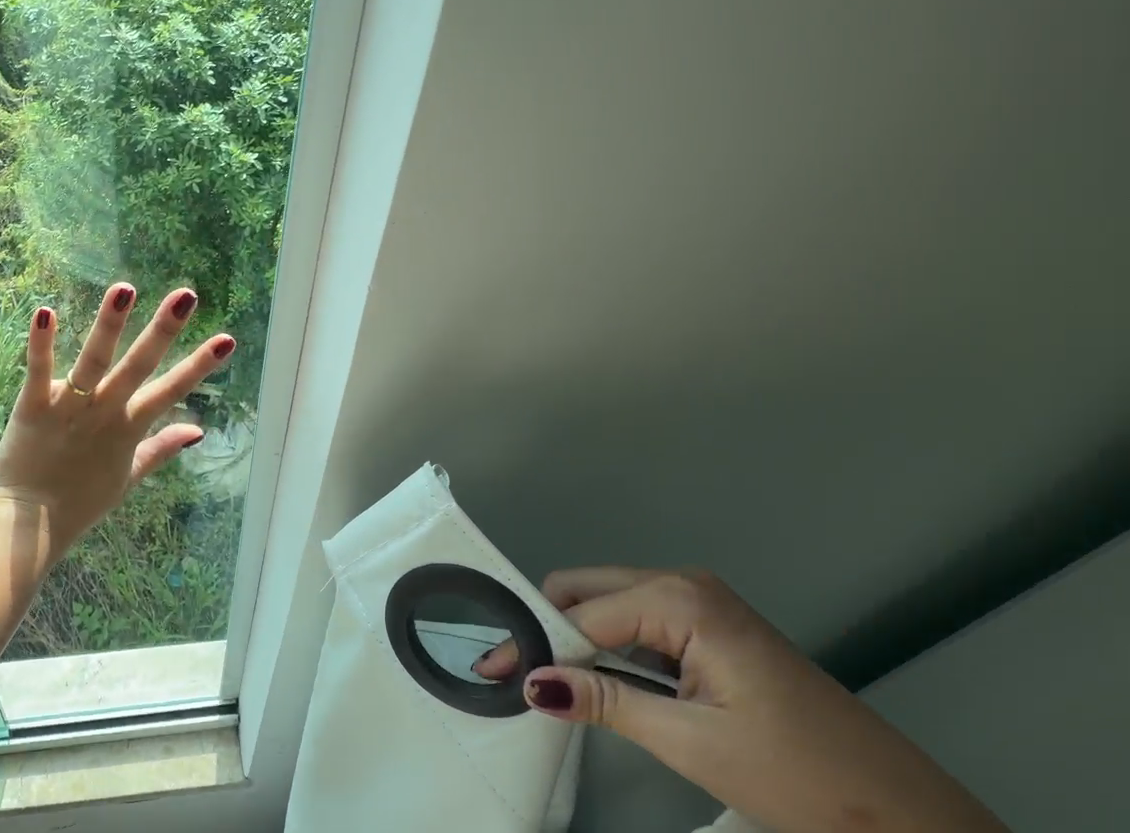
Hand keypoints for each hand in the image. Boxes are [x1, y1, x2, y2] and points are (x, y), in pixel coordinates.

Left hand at [0, 282, 234, 561]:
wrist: (30, 526)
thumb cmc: (80, 501)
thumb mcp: (130, 476)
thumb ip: (162, 448)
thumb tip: (198, 431)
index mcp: (129, 427)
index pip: (171, 390)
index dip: (200, 366)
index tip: (227, 340)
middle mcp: (105, 412)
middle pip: (139, 366)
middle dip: (163, 330)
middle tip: (185, 295)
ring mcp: (69, 409)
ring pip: (94, 360)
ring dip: (109, 324)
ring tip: (124, 289)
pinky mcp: (33, 408)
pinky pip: (38, 371)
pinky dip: (41, 343)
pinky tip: (45, 312)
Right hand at [476, 568, 1007, 832]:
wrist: (903, 809)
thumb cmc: (799, 772)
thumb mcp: (691, 740)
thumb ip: (605, 701)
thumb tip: (531, 682)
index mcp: (680, 600)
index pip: (581, 613)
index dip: (533, 643)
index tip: (491, 673)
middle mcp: (686, 585)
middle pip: (587, 591)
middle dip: (545, 628)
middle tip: (511, 673)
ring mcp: (701, 604)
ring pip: (609, 605)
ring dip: (573, 638)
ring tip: (541, 677)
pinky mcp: (711, 628)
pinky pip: (637, 622)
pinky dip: (606, 646)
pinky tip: (589, 676)